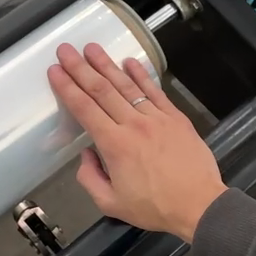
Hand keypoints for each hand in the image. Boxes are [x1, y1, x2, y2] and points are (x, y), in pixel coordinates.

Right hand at [47, 43, 226, 242]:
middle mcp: (134, 125)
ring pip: (127, 86)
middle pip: (102, 90)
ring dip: (107, 65)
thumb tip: (86, 154)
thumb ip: (90, 178)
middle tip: (66, 49)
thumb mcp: (111, 204)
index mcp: (115, 145)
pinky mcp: (176, 118)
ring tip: (92, 48)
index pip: (85, 109)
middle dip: (81, 68)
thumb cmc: (156, 207)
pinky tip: (129, 62)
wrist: (199, 204)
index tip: (55, 71)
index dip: (67, 88)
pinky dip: (141, 75)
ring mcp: (157, 118)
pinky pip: (155, 92)